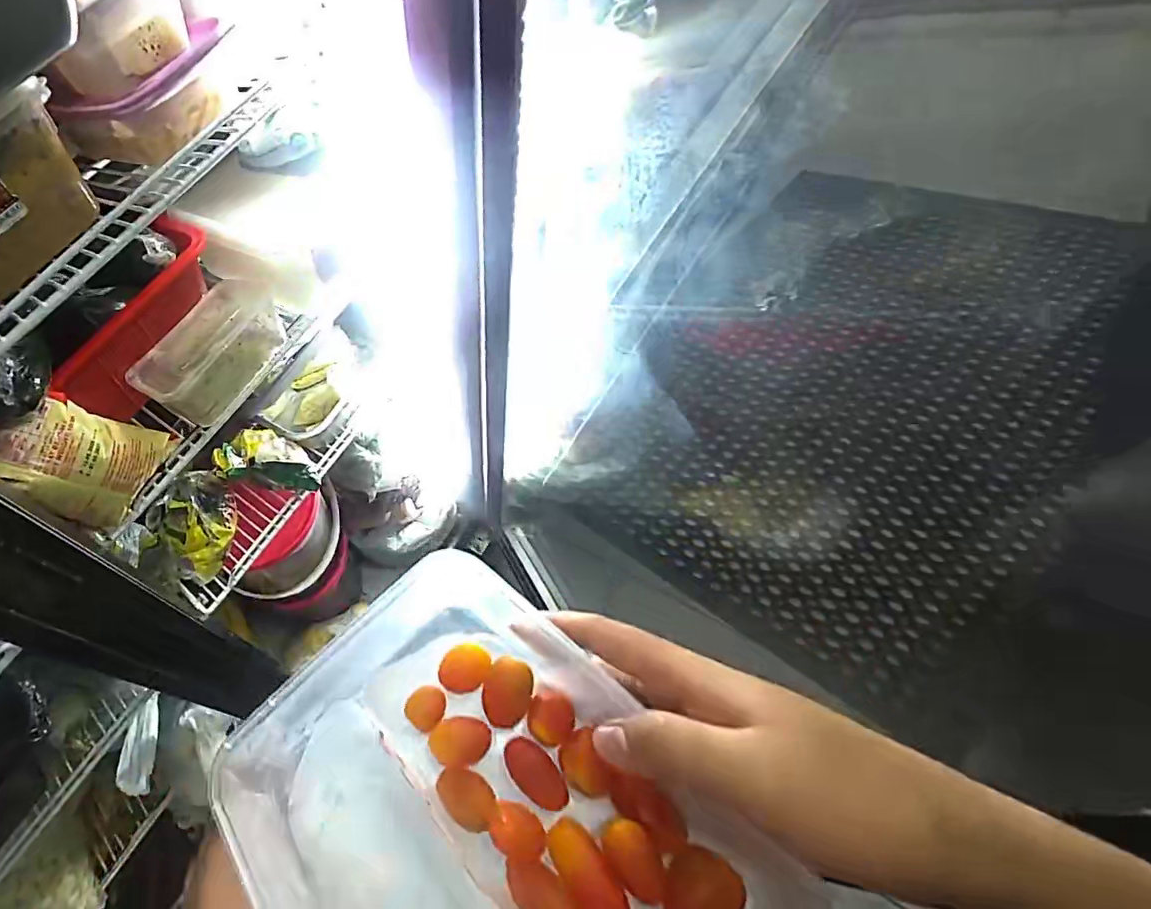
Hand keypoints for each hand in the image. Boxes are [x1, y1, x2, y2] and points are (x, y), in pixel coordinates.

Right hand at [552, 612, 1150, 908]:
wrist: (963, 848)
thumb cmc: (848, 795)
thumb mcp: (749, 771)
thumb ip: (667, 745)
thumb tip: (594, 729)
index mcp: (700, 680)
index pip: (615, 636)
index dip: (563, 625)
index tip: (512, 626)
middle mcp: (706, 699)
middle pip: (622, 677)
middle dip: (569, 683)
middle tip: (518, 707)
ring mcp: (728, 736)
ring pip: (647, 723)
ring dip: (603, 732)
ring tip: (556, 754)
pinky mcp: (747, 775)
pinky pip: (676, 761)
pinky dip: (642, 769)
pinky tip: (628, 799)